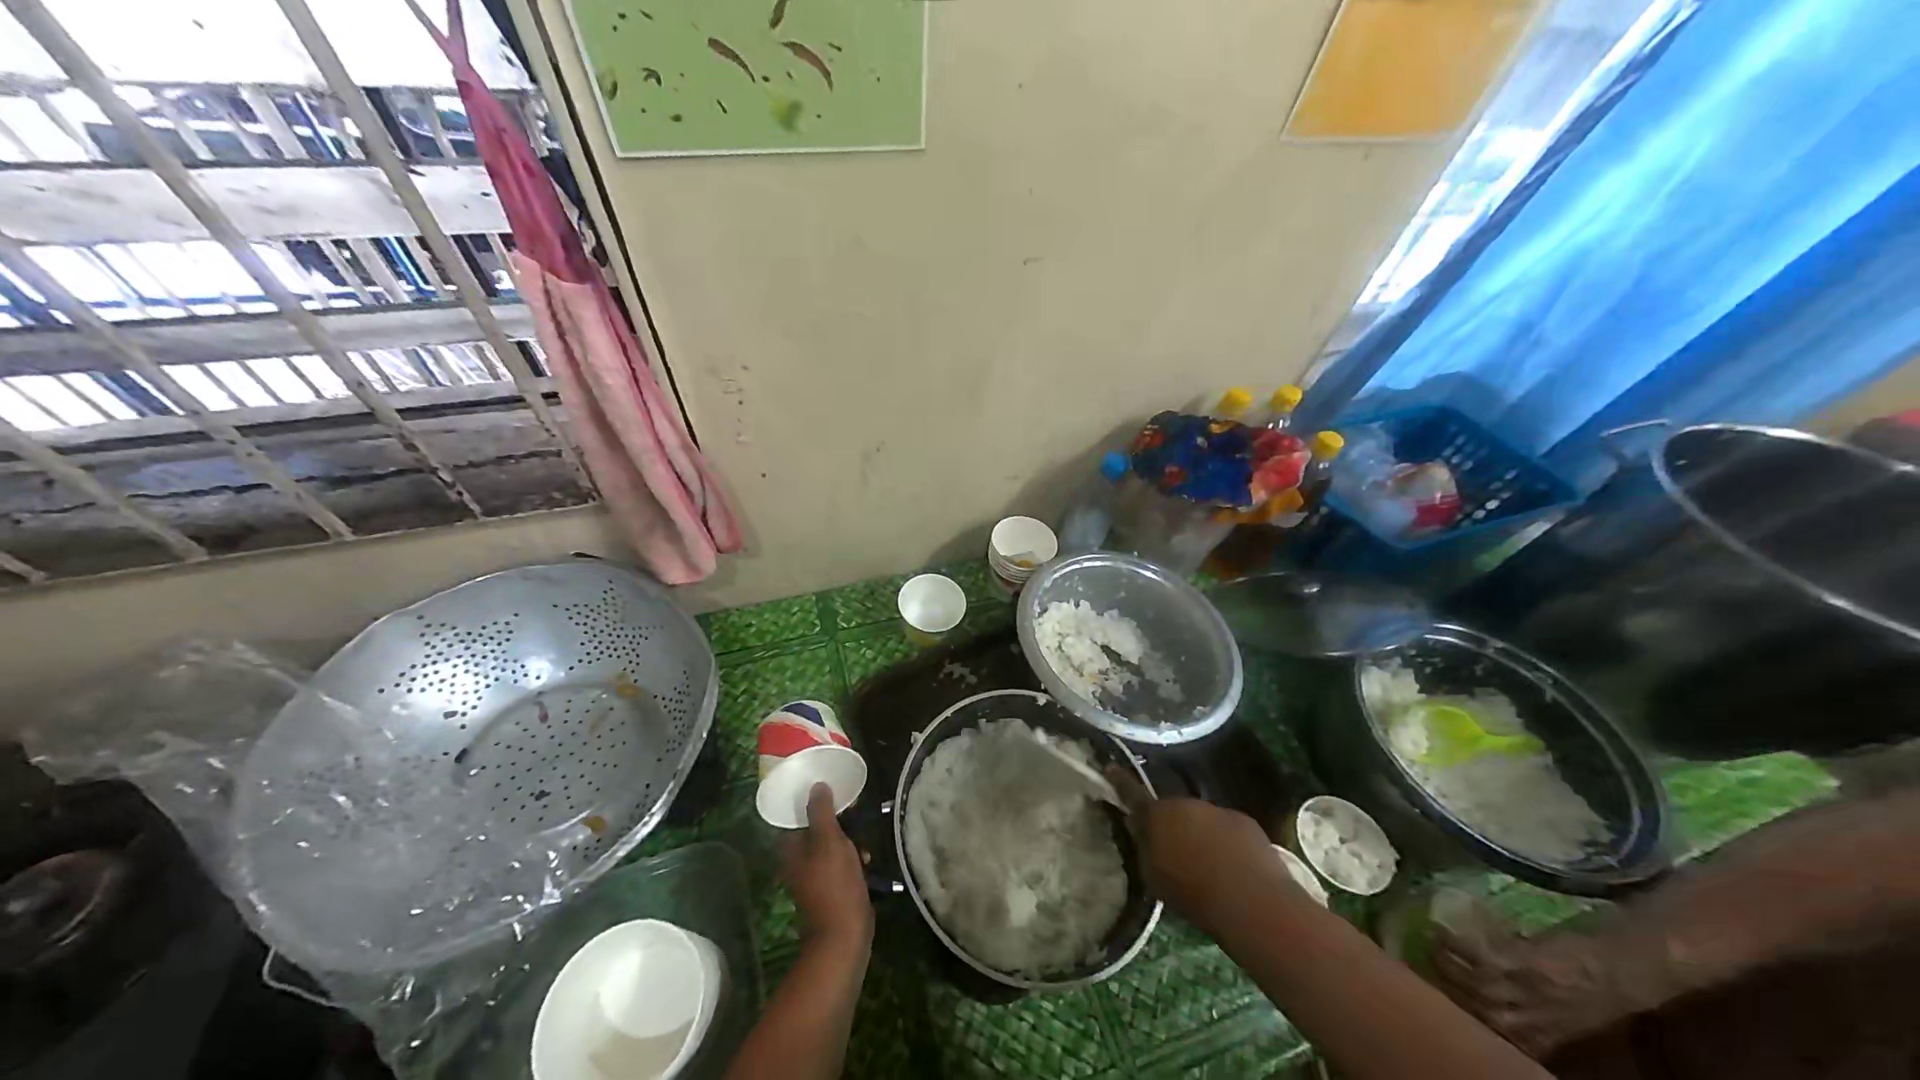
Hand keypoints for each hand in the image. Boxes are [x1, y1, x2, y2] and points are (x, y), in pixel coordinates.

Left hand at [782, 784, 873, 948]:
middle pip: (818, 831)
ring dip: (850, 845)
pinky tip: (866, 864)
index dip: (818, 804)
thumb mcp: (829, 840)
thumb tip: (816, 785)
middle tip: (856, 823)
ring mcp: (813, 877)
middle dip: (840, 826)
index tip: (838, 797)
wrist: (844, 933)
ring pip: (832, 848)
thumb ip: (821, 811)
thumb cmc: (834, 883)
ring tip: (864, 850)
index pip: (800, 816)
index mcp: (790, 849)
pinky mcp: (830, 889)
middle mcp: (797, 862)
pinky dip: (853, 862)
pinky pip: (841, 865)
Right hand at [1105, 768, 1290, 930]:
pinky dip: (1225, 843)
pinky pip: (1227, 829)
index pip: (1132, 793)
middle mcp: (1187, 804)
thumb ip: (1145, 848)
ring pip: (1201, 819)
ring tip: (1206, 864)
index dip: (1119, 781)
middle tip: (1172, 849)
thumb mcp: (1153, 876)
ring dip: (1199, 834)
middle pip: (1172, 810)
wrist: (1251, 901)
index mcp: (1158, 815)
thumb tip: (1142, 832)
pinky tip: (1231, 867)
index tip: (1110, 767)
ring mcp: (1219, 810)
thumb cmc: (1192, 892)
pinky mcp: (1246, 823)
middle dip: (1170, 824)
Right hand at [1434, 929, 1658, 1056]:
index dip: (1454, 1015)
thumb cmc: (1595, 997)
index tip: (1436, 996)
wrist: (1623, 971)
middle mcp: (1518, 1022)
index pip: (1481, 1032)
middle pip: (1464, 1004)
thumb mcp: (1563, 1021)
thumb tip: (1490, 1007)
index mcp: (1531, 1040)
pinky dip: (1449, 942)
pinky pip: (1469, 952)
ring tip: (1428, 944)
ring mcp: (1515, 992)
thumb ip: (1530, 1020)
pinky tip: (1440, 931)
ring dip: (1440, 961)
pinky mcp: (1512, 962)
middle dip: (1440, 984)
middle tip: (1422, 964)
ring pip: (1461, 979)